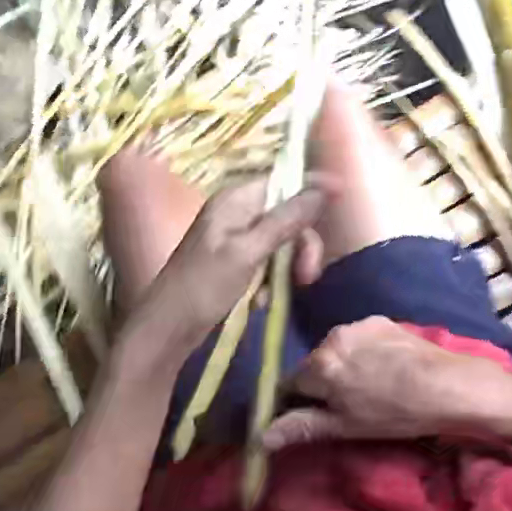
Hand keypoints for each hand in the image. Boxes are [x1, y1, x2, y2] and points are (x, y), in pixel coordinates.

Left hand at [114, 173, 327, 362]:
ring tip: (289, 291)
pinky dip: (274, 278)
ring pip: (284, 240)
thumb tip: (325, 187)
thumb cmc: (203, 287)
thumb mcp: (249, 251)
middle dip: (303, 243)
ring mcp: (236, 236)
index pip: (284, 179)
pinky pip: (270, 260)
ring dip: (290, 266)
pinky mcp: (237, 260)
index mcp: (236, 199)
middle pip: (289, 213)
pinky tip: (265, 299)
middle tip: (307, 275)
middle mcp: (237, 211)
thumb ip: (287, 219)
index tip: (344, 196)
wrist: (167, 331)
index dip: (313, 187)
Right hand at [265, 316, 511, 448]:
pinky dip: (365, 351)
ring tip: (372, 384)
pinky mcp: (381, 319)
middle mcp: (332, 336)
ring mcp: (358, 324)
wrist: (447, 385)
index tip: (314, 413)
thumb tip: (261, 436)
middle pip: (314, 363)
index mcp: (319, 365)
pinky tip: (386, 367)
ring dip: (344, 364)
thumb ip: (302, 425)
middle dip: (323, 381)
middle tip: (349, 402)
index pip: (290, 383)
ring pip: (338, 348)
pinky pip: (360, 338)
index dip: (298, 401)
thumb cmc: (395, 413)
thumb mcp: (345, 426)